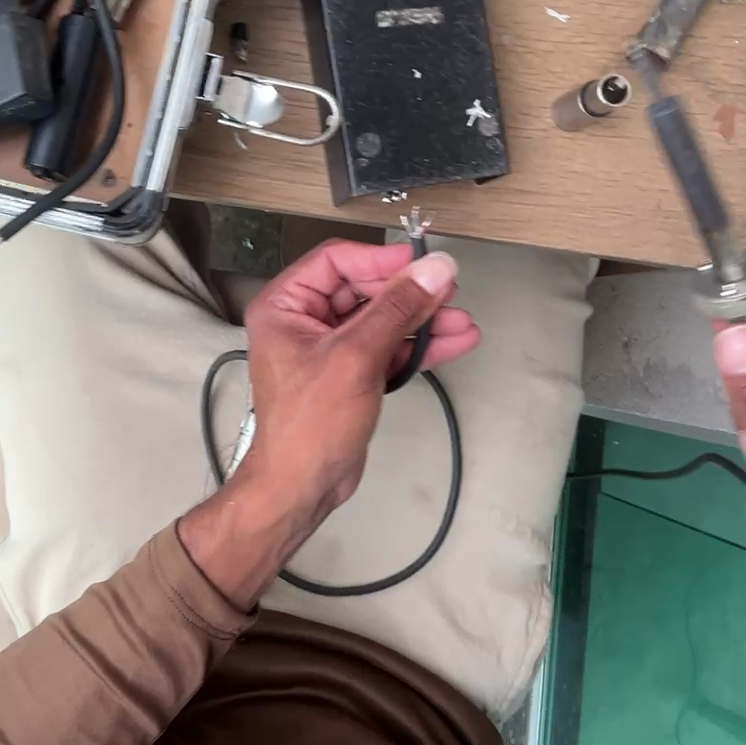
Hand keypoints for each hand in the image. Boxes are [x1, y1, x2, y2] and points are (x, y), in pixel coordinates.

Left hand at [235, 239, 477, 509]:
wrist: (303, 486)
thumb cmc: (309, 424)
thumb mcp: (356, 356)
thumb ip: (397, 308)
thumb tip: (433, 270)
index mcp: (283, 305)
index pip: (335, 261)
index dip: (380, 258)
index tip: (421, 262)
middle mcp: (301, 320)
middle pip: (363, 288)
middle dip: (408, 292)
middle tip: (449, 291)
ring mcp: (327, 347)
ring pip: (380, 319)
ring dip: (421, 320)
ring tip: (461, 320)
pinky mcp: (349, 372)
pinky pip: (386, 346)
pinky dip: (416, 345)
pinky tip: (453, 341)